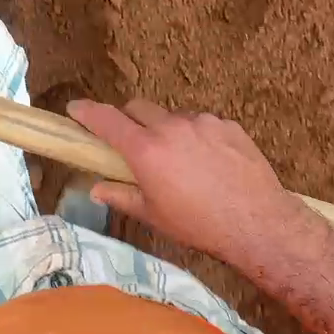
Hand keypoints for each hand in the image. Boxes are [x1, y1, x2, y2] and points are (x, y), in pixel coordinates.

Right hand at [67, 98, 315, 268]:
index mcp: (146, 150)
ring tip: (180, 161)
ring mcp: (202, 122)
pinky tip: (209, 163)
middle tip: (133, 144)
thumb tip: (96, 188)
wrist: (259, 223)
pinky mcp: (228, 125)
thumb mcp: (153, 216)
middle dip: (129, 120)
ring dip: (165, 130)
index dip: (86, 112)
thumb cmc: (198, 225)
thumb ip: (121, 195)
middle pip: (137, 108)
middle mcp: (171, 127)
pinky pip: (202, 123)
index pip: (106, 119)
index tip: (74, 109)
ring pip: (172, 116)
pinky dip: (195, 136)